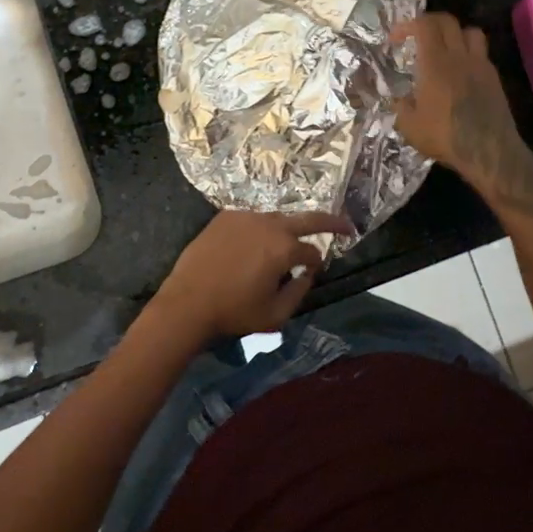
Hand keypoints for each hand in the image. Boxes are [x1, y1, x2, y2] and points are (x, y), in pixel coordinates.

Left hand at [149, 210, 346, 342]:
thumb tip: (307, 274)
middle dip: (329, 222)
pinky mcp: (225, 216)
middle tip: (345, 225)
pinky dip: (259, 230)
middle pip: (306, 218)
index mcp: (284, 248)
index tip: (313, 273)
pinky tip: (251, 246)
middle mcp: (268, 224)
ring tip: (282, 245)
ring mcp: (245, 216)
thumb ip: (299, 292)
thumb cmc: (233, 312)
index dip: (316, 264)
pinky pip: (251, 220)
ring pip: (276, 219)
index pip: (312, 252)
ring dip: (285, 230)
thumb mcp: (275, 315)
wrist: (187, 302)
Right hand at [392, 14, 532, 220]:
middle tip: (417, 36)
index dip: (408, 25)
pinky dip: (469, 54)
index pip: (424, 25)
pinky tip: (461, 73)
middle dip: (429, 23)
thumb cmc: (445, 136)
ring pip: (470, 32)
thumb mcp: (409, 126)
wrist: (488, 151)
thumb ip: (401, 106)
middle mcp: (459, 57)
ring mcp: (481, 66)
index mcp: (435, 63)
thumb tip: (400, 99)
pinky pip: (481, 54)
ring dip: (455, 34)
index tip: (396, 38)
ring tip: (444, 49)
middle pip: (448, 21)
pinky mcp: (494, 79)